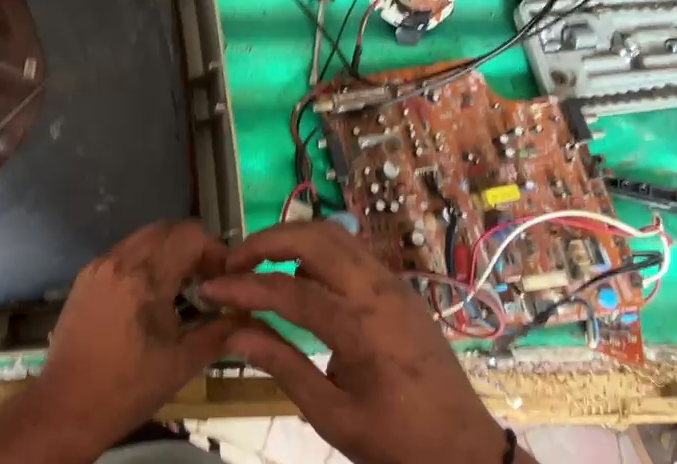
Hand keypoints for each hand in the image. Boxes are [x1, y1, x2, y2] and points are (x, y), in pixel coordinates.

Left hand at [30, 219, 240, 449]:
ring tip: (181, 289)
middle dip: (192, 249)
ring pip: (143, 238)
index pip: (189, 234)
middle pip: (166, 229)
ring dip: (168, 253)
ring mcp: (98, 265)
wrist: (67, 406)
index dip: (214, 251)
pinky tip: (151, 296)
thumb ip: (219, 333)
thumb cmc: (128, 388)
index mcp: (144, 277)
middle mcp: (119, 260)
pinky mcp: (85, 276)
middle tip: (206, 282)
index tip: (223, 281)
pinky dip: (144, 262)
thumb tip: (244, 315)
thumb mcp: (182, 364)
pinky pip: (123, 253)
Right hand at [199, 221, 516, 463]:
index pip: (288, 289)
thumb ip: (283, 367)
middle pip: (313, 237)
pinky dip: (316, 251)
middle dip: (265, 240)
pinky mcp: (399, 288)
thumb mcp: (334, 417)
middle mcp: (378, 291)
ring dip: (291, 238)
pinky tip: (297, 277)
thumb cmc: (398, 443)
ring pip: (333, 235)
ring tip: (258, 262)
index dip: (243, 286)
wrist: (467, 453)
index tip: (209, 288)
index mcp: (361, 327)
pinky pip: (351, 251)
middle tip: (232, 261)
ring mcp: (393, 284)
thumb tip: (234, 332)